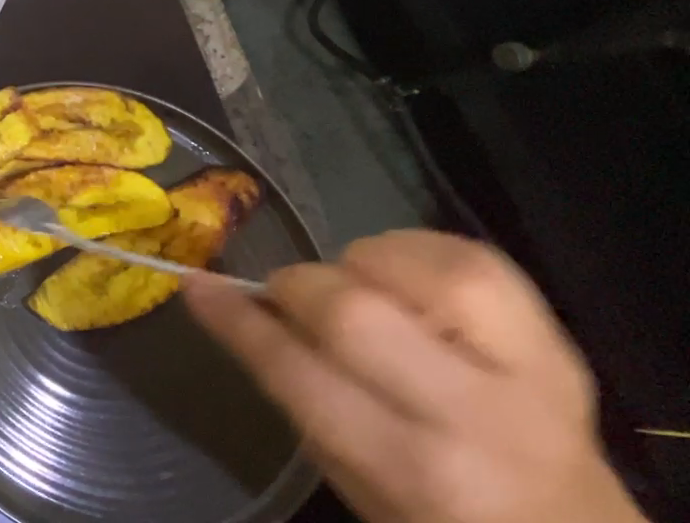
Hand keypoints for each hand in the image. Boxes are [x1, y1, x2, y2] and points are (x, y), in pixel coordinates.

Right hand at [185, 229, 645, 522]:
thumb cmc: (432, 509)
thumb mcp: (349, 472)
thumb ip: (295, 388)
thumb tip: (232, 301)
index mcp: (410, 468)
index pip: (297, 371)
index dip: (236, 319)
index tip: (195, 284)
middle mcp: (473, 416)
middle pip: (352, 313)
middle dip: (299, 288)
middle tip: (288, 298)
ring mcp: (528, 370)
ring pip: (413, 270)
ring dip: (362, 266)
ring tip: (360, 290)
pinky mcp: (554, 335)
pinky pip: (465, 254)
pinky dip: (412, 253)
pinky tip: (405, 281)